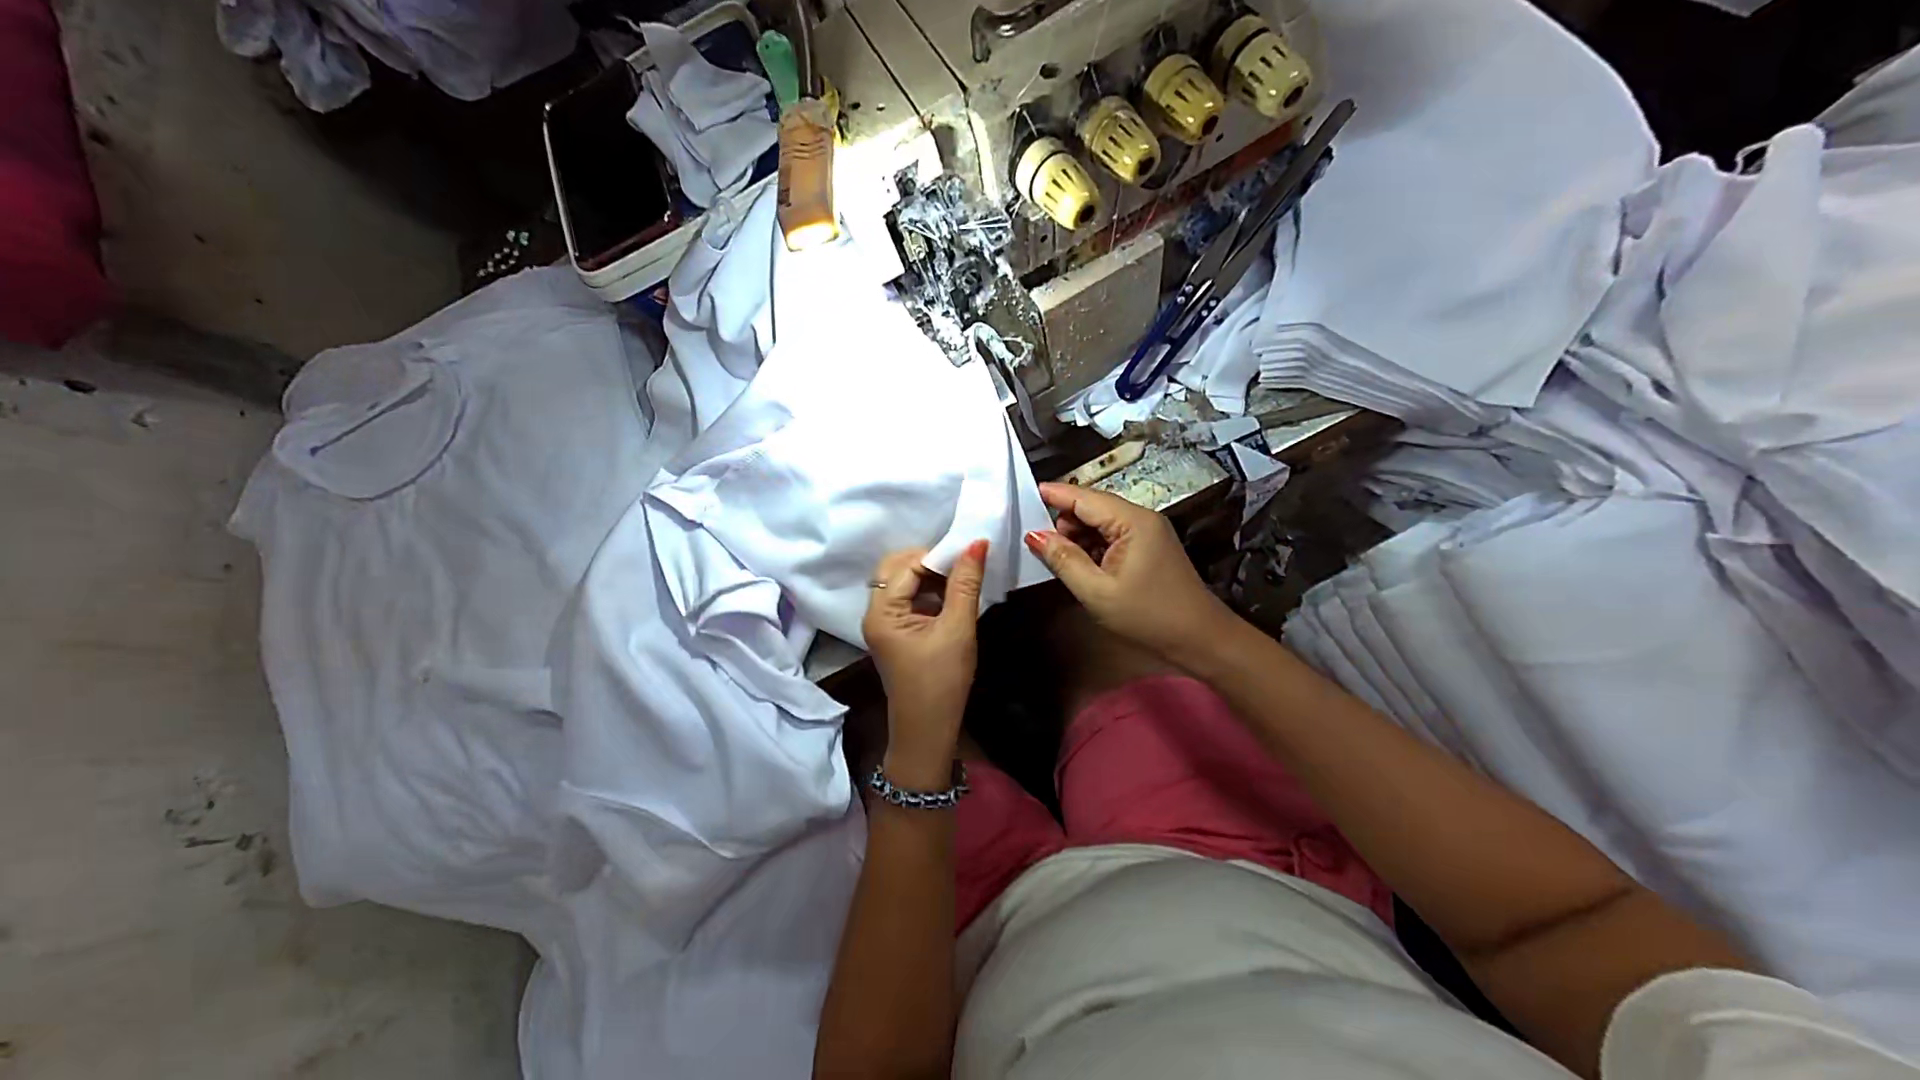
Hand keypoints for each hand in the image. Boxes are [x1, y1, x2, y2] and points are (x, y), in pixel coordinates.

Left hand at [860, 540, 987, 789]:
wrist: (928, 731)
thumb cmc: (942, 681)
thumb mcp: (958, 629)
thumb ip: (966, 584)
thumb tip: (977, 543)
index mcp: (882, 612)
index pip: (906, 566)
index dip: (936, 555)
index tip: (968, 553)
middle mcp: (876, 613)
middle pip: (898, 569)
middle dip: (931, 562)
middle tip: (964, 565)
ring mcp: (885, 624)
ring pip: (905, 583)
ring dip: (932, 577)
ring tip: (963, 579)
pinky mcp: (897, 633)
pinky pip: (910, 600)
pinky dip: (931, 592)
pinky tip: (954, 596)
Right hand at [1024, 482, 1237, 666]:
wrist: (1199, 639)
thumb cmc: (1148, 616)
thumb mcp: (1097, 591)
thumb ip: (1063, 559)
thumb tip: (1034, 535)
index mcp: (1132, 521)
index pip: (1084, 497)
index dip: (1053, 495)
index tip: (1023, 495)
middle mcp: (1141, 518)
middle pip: (1091, 506)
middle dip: (1064, 523)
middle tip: (1044, 550)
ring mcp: (1146, 532)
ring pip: (1099, 523)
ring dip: (1078, 538)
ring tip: (1063, 564)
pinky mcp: (1147, 547)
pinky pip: (1111, 536)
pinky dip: (1093, 548)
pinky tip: (1083, 569)